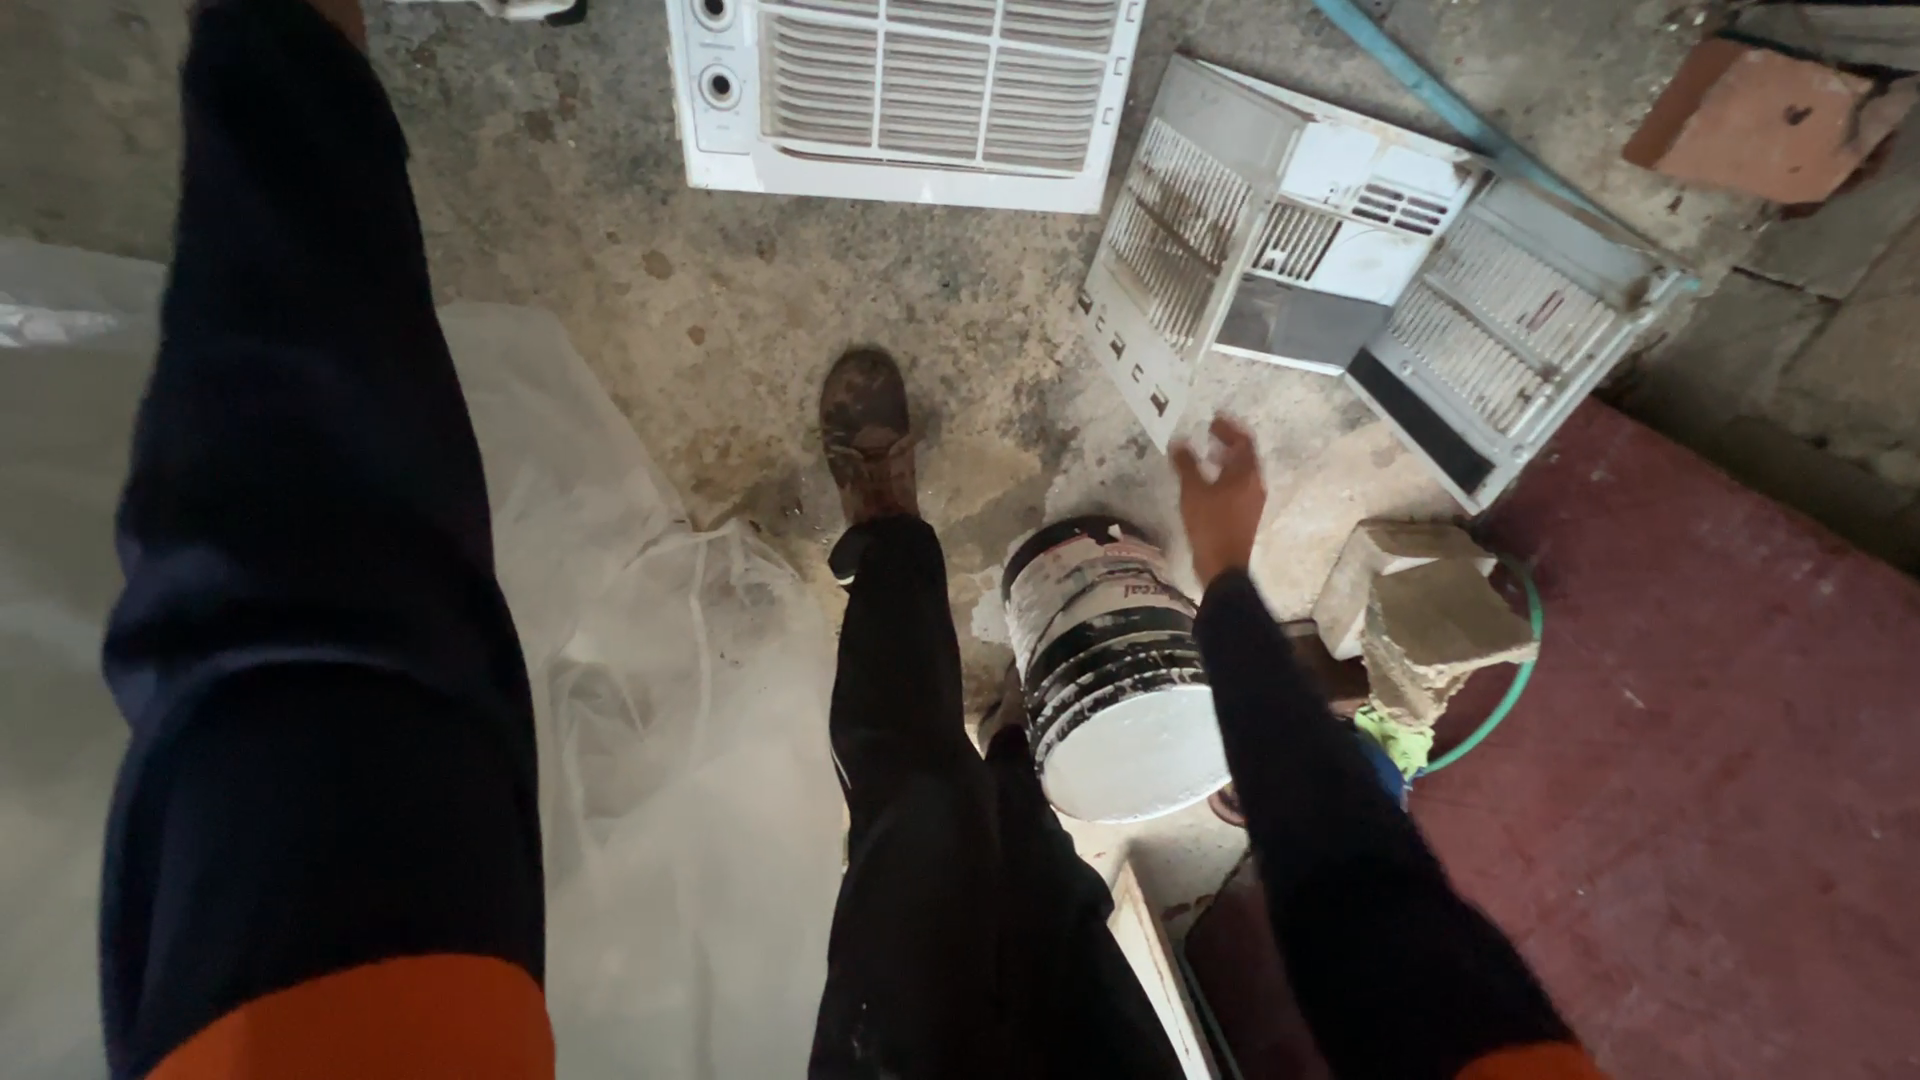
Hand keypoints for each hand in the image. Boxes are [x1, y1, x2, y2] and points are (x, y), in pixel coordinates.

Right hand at [1170, 415, 1266, 589]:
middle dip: (1227, 443)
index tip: (1213, 419)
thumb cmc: (1210, 524)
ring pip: (1241, 472)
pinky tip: (1206, 483)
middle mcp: (1255, 484)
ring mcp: (1252, 501)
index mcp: (1247, 474)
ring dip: (1224, 460)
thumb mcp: (1193, 491)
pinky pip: (1236, 486)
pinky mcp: (1244, 514)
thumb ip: (1185, 464)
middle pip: (1244, 456)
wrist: (1223, 564)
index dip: (1229, 428)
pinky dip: (1223, 477)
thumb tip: (1178, 442)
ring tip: (1205, 456)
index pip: (1243, 441)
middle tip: (1208, 434)